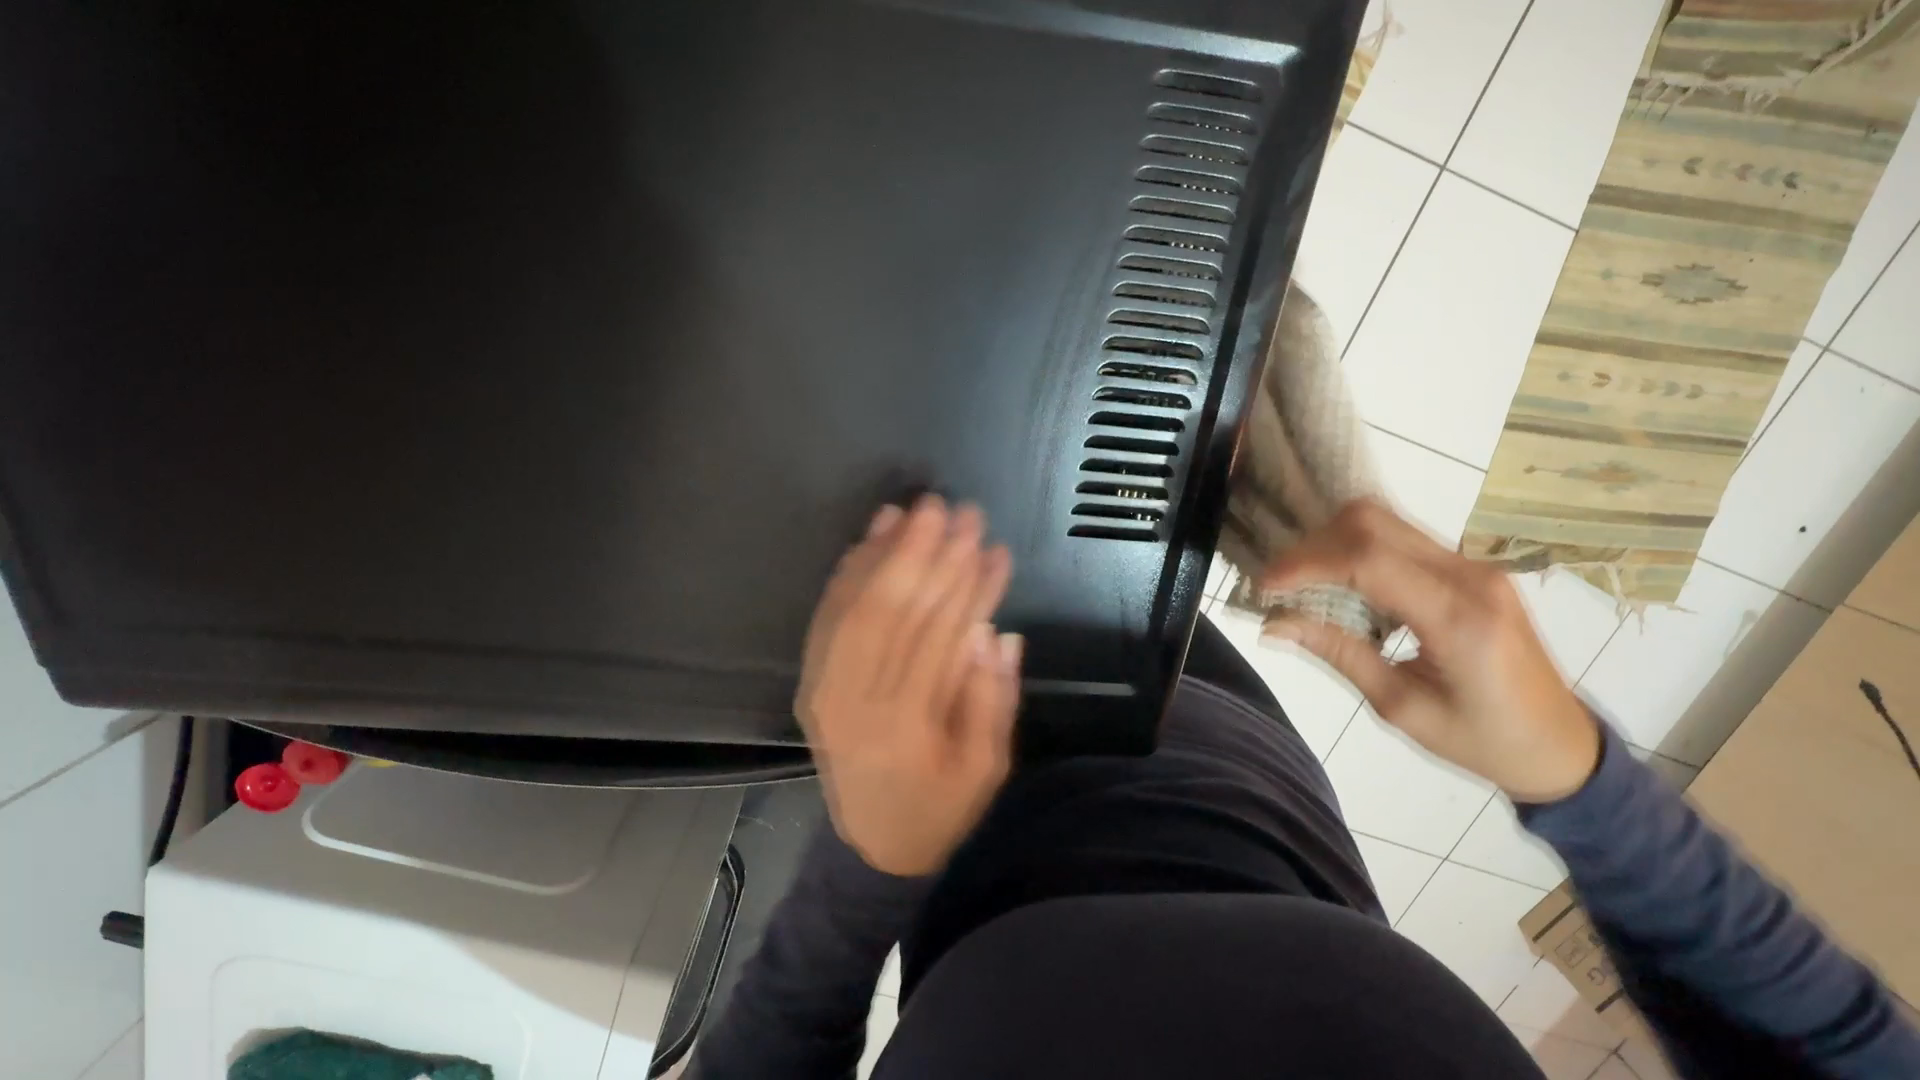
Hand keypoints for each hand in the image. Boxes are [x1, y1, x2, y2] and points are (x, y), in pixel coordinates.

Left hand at [796, 496, 1022, 875]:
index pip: (939, 635)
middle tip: (951, 509)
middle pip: (893, 611)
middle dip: (924, 554)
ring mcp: (824, 690)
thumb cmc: (939, 809)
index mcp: (907, 726)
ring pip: (855, 607)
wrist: (871, 847)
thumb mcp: (987, 769)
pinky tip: (867, 539)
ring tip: (910, 510)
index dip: (967, 585)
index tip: (990, 544)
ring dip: (884, 554)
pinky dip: (847, 575)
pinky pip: (826, 619)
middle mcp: (857, 702)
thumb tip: (998, 632)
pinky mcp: (810, 682)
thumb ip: (992, 701)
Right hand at [1261, 500, 1600, 802]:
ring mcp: (1475, 566)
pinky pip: (1402, 539)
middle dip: (1314, 544)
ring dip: (1334, 543)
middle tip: (1282, 584)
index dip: (1306, 564)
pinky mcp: (1472, 568)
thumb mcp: (1401, 707)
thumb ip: (1340, 654)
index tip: (1264, 586)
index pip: (1368, 560)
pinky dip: (1359, 551)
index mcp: (1459, 617)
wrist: (1561, 745)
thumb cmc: (1482, 741)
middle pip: (1374, 522)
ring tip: (1305, 583)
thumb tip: (1275, 623)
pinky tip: (1343, 586)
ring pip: (1386, 521)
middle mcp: (1470, 575)